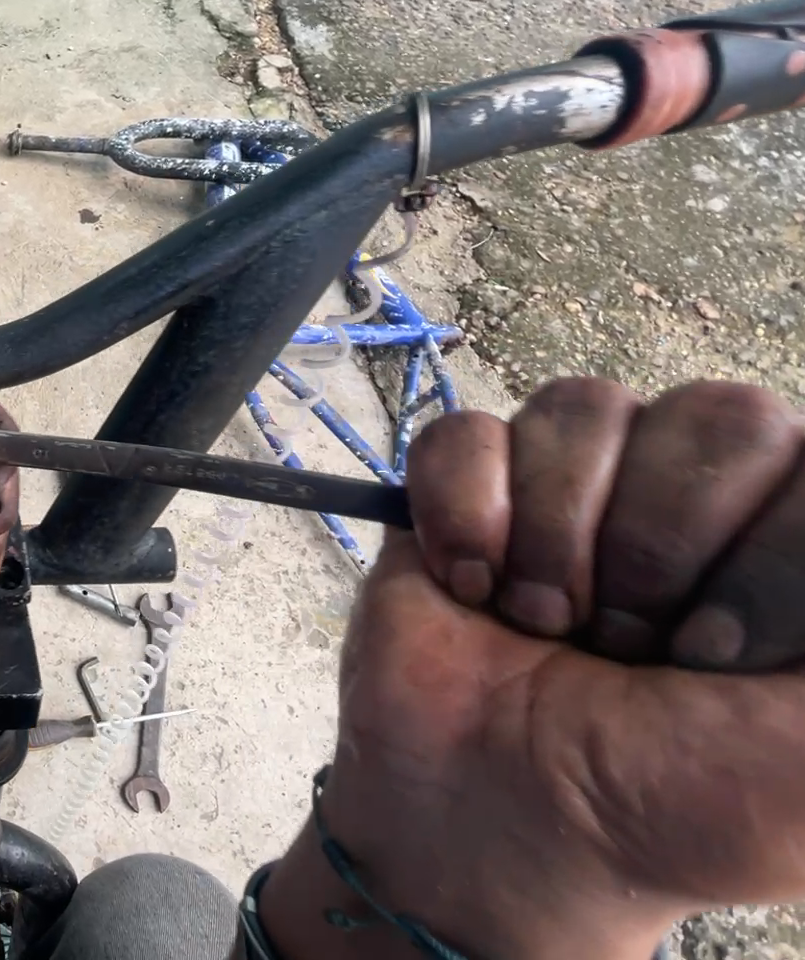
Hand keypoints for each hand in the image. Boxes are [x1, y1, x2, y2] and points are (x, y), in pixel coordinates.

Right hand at [263, 379, 804, 959]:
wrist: (486, 810)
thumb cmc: (671, 802)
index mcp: (801, 550)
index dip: (771, 554)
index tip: (717, 657)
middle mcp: (689, 501)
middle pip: (710, 414)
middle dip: (654, 541)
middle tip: (621, 637)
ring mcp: (559, 489)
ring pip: (577, 409)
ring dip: (549, 533)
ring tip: (535, 617)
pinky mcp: (450, 494)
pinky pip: (456, 436)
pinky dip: (457, 507)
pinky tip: (464, 580)